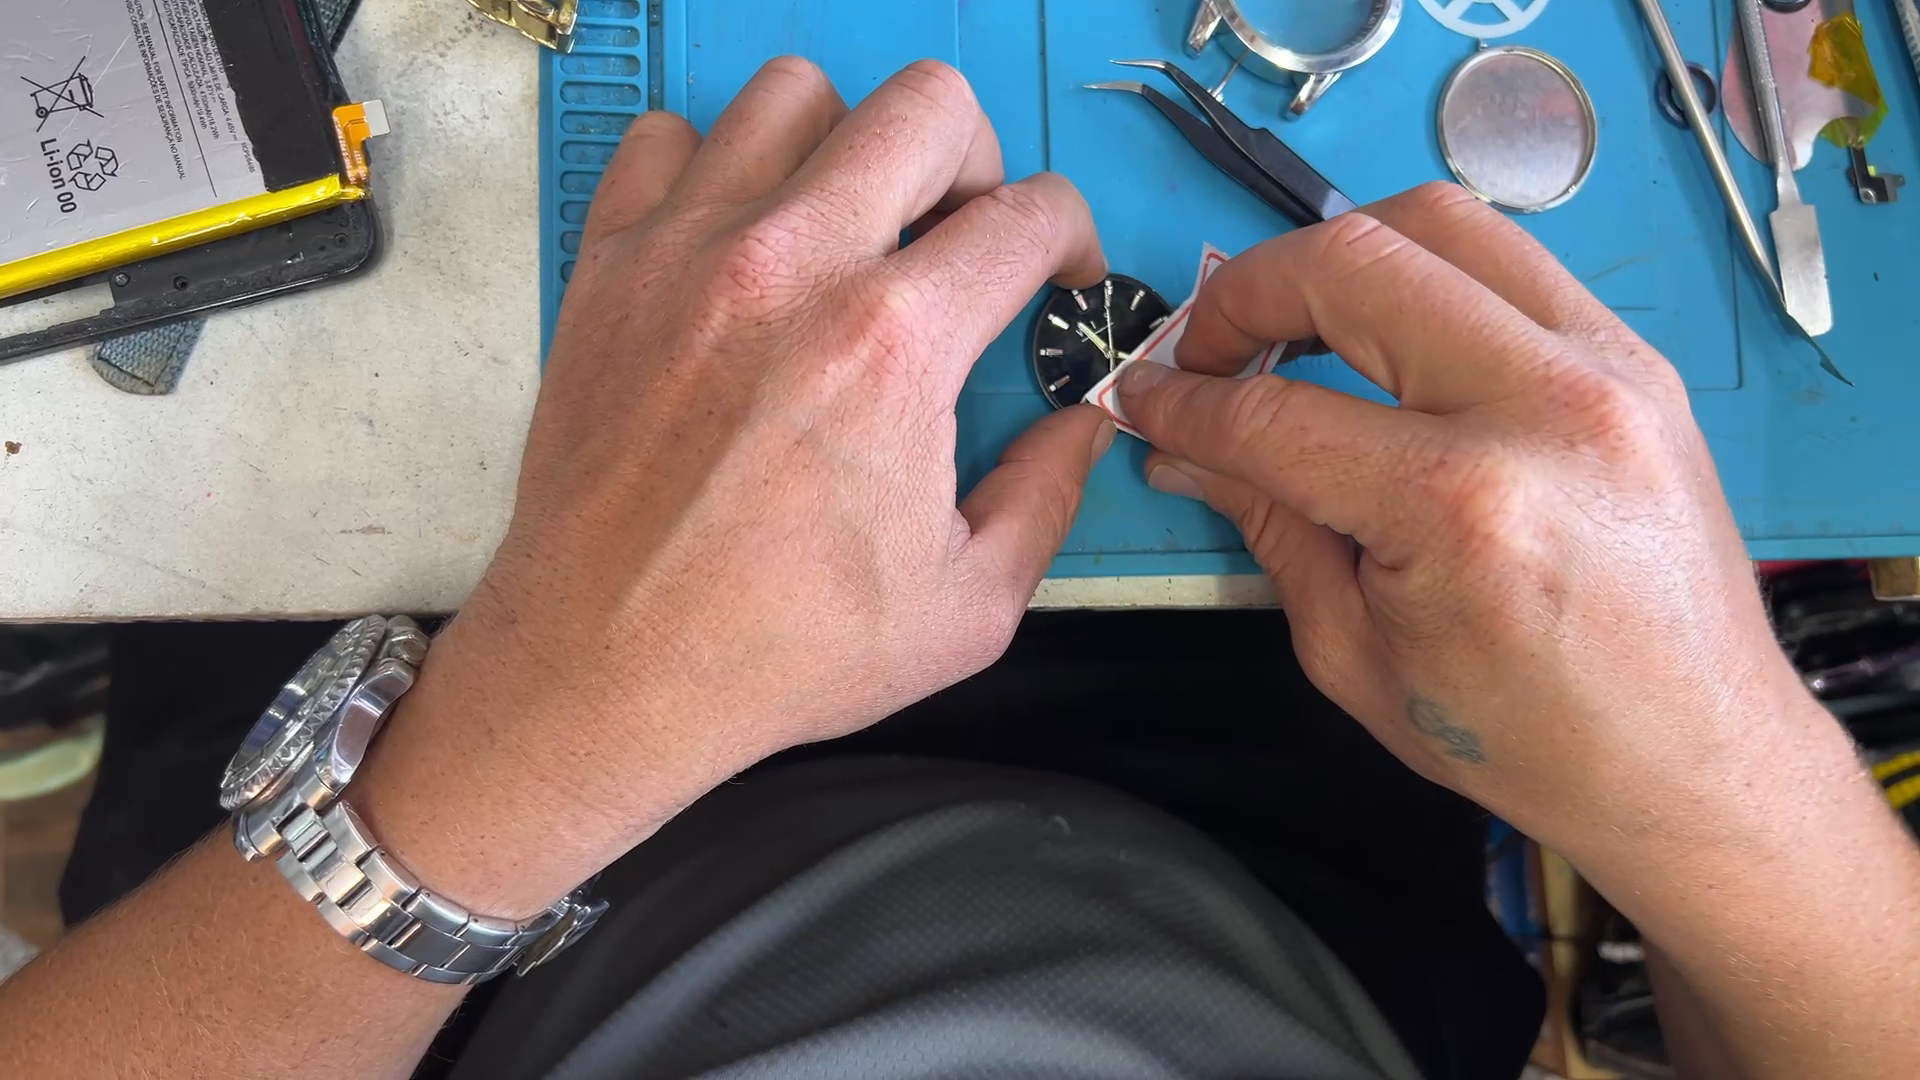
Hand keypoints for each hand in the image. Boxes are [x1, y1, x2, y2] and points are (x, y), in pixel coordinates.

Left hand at [355, 57, 1110, 913]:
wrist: (610, 674)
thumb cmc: (785, 652)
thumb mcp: (969, 605)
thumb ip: (1049, 497)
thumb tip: (1083, 424)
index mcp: (897, 348)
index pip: (1026, 216)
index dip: (1071, 237)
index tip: (1060, 276)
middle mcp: (794, 267)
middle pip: (925, 107)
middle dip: (978, 161)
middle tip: (968, 238)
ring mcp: (688, 254)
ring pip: (798, 97)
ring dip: (853, 151)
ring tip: (856, 236)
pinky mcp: (610, 271)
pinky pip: (672, 142)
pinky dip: (725, 170)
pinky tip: (745, 247)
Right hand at [1117, 183, 1839, 862]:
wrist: (1686, 758)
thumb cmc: (1499, 728)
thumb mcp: (1341, 641)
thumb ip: (1261, 521)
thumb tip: (1178, 452)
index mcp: (1455, 505)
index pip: (1272, 415)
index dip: (1182, 404)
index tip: (1138, 399)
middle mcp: (1542, 403)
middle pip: (1354, 265)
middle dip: (1243, 296)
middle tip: (1201, 351)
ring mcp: (1608, 362)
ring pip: (1434, 223)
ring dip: (1327, 260)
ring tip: (1279, 326)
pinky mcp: (1632, 356)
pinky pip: (1497, 257)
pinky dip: (1406, 272)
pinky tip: (1370, 334)